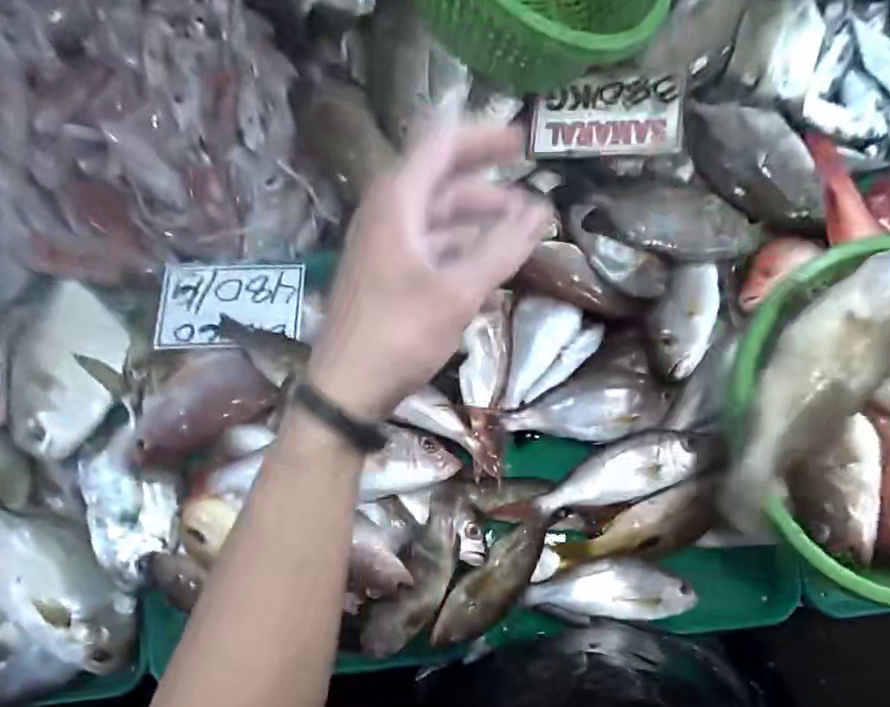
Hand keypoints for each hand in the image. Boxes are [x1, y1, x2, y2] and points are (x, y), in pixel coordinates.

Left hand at [308, 122, 551, 419]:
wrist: (348, 386)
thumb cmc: (400, 334)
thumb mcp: (458, 292)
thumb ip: (501, 250)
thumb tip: (541, 213)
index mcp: (398, 202)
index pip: (444, 145)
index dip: (486, 138)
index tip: (525, 143)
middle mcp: (389, 215)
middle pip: (446, 188)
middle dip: (492, 197)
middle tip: (533, 212)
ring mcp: (386, 248)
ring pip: (442, 226)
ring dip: (481, 234)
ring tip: (520, 249)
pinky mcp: (389, 280)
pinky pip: (433, 258)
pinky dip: (464, 265)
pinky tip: (492, 291)